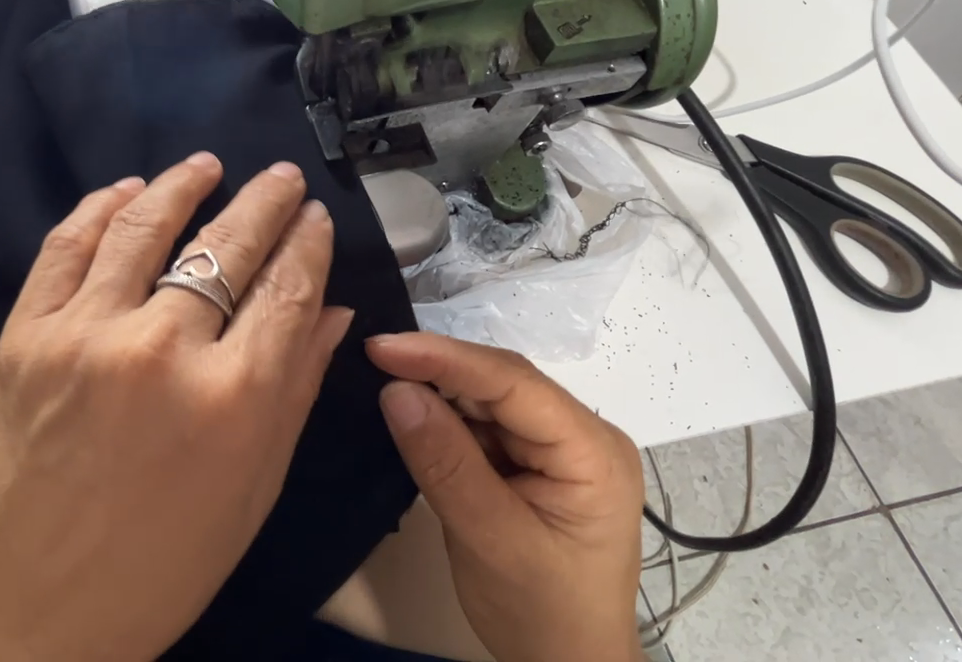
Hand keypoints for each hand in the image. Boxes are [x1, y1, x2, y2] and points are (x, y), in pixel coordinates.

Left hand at [0, 153, 354, 661]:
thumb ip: (298, 386)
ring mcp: (86, 333)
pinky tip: (131, 189)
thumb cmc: (167, 554)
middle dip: (265, 201)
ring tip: (208, 165)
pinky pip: (67, 245)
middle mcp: (163, 350)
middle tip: (281, 177)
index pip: (287, 288)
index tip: (316, 215)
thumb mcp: (256, 483)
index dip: (307, 243)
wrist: (38, 593)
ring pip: (144, 227)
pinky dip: (101, 207)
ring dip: (182, 184)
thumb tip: (335, 308)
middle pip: (228, 246)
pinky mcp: (28, 331)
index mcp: (234, 399)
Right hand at [367, 333, 643, 661]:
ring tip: (379, 379)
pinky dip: (442, 417)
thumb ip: (445, 465)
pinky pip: (479, 422)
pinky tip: (409, 411)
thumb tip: (395, 391)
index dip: (445, 358)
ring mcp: (555, 446)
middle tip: (370, 359)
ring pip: (485, 398)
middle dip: (436, 370)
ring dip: (435, 391)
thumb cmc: (543, 615)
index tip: (381, 347)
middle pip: (499, 383)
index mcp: (591, 452)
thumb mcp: (491, 542)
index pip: (513, 383)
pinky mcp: (529, 459)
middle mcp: (579, 435)